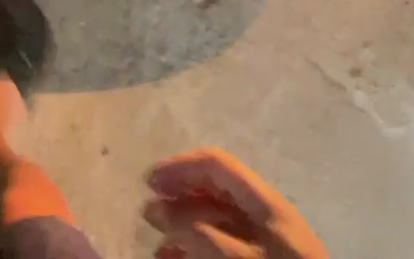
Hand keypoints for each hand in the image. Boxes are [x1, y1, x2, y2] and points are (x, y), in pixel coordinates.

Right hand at [144, 148, 326, 258]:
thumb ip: (200, 233)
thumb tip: (158, 211)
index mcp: (266, 204)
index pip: (215, 164)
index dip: (178, 167)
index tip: (148, 184)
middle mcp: (265, 217)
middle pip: (212, 192)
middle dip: (176, 201)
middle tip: (147, 216)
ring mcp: (266, 245)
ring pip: (214, 223)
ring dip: (182, 231)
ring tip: (158, 250)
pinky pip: (222, 250)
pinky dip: (196, 252)